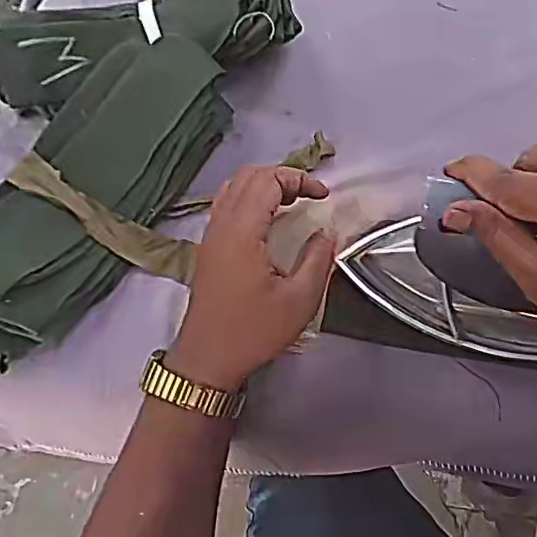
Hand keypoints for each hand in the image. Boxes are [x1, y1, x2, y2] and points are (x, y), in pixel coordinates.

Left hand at [168, 165, 335, 390]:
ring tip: (293, 203)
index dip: (299, 180)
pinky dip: (251, 200)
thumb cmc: (254, 331)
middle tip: (310, 196)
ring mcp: (210, 237)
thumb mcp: (300, 300)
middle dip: (283, 178)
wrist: (208, 359)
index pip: (267, 181)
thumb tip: (327, 232)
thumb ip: (318, 259)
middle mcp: (221, 226)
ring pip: (234, 189)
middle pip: (248, 178)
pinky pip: (227, 206)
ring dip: (265, 187)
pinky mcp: (208, 249)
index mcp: (242, 232)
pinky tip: (269, 222)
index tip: (324, 196)